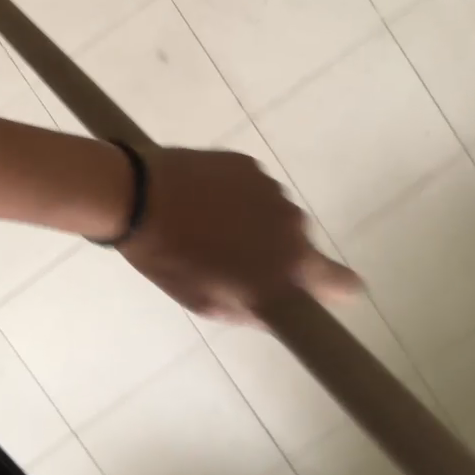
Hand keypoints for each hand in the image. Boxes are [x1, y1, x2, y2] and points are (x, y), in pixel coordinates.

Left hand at [117, 148, 361, 323]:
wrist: (130, 195)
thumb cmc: (165, 256)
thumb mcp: (205, 302)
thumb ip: (253, 312)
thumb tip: (275, 311)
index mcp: (291, 264)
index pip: (344, 283)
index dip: (325, 286)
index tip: (299, 284)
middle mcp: (294, 224)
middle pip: (299, 244)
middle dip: (271, 248)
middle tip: (224, 247)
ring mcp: (270, 189)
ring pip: (272, 211)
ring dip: (249, 217)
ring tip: (202, 218)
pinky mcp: (245, 162)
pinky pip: (249, 184)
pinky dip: (231, 190)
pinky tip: (197, 193)